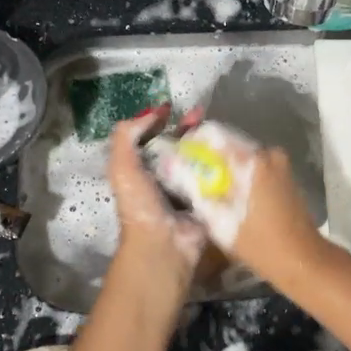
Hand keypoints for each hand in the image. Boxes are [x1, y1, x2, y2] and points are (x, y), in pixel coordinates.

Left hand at [106, 110, 205, 294]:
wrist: (165, 244)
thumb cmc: (140, 206)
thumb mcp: (121, 167)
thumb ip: (126, 136)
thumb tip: (150, 112)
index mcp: (140, 169)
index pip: (150, 138)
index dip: (158, 120)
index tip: (171, 106)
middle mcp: (163, 176)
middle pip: (176, 143)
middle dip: (186, 126)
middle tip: (201, 112)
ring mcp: (187, 186)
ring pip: (197, 155)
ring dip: (205, 140)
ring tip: (215, 125)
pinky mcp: (207, 195)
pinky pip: (214, 171)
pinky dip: (221, 158)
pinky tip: (228, 145)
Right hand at [156, 124, 326, 284]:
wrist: (303, 259)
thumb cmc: (261, 244)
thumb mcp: (222, 223)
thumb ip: (199, 195)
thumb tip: (178, 173)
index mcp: (253, 160)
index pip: (217, 136)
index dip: (195, 143)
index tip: (179, 154)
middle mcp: (268, 154)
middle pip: (230, 145)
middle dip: (209, 157)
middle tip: (189, 173)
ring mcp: (280, 164)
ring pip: (243, 157)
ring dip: (226, 167)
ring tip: (206, 185)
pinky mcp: (285, 175)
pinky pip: (256, 166)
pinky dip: (242, 175)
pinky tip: (229, 193)